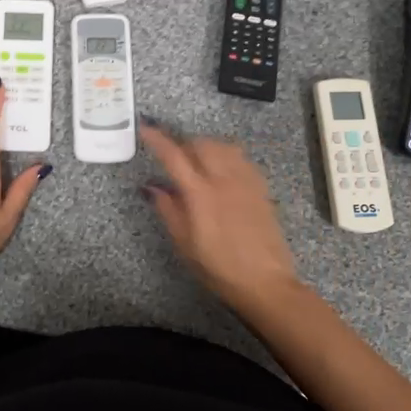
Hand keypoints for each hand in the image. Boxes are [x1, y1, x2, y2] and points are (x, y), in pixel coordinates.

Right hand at [140, 125, 301, 310]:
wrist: (265, 282)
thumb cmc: (219, 268)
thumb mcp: (185, 244)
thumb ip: (168, 210)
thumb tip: (152, 186)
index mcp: (200, 194)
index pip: (174, 156)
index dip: (157, 139)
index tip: (144, 128)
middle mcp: (223, 179)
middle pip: (200, 143)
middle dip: (183, 144)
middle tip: (174, 159)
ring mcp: (245, 181)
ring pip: (223, 145)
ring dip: (206, 146)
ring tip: (199, 162)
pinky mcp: (260, 187)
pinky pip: (241, 157)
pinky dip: (227, 155)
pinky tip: (223, 172)